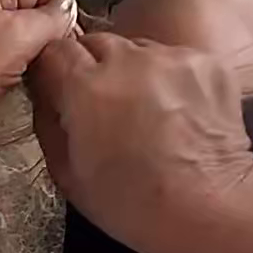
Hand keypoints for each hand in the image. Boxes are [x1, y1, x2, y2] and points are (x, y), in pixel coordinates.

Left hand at [0, 0, 71, 206]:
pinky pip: (4, 61)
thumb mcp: (18, 34)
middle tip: (55, 57)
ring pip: (17, 38)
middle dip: (45, 30)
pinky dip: (16, 70)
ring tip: (36, 72)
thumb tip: (68, 11)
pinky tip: (20, 84)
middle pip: (26, 8)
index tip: (69, 34)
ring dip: (31, 54)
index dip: (56, 4)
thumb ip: (50, 17)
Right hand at [29, 32, 252, 252]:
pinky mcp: (207, 63)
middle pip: (95, 43)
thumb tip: (45, 92)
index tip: (56, 87)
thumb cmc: (129, 203)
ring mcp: (171, 58)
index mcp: (85, 87)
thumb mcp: (65, 172)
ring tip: (141, 110)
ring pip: (136, 49)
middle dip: (90, 67)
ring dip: (130, 71)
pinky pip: (173, 59)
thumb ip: (47, 122)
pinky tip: (174, 112)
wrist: (207, 209)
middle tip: (99, 104)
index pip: (54, 50)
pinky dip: (167, 78)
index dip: (52, 68)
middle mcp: (128, 61)